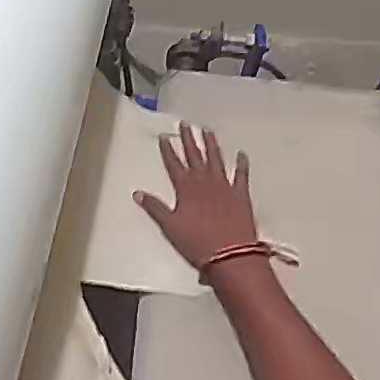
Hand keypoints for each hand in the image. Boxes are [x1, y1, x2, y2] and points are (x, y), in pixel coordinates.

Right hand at [134, 125, 257, 269]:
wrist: (230, 255)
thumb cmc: (196, 243)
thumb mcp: (169, 227)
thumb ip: (155, 208)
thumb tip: (138, 193)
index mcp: (185, 188)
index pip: (173, 164)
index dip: (168, 150)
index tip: (164, 136)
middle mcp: (204, 181)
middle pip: (194, 155)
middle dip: (188, 139)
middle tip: (185, 124)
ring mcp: (224, 185)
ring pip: (216, 159)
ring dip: (211, 144)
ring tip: (207, 130)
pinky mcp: (241, 194)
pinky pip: (241, 174)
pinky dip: (241, 163)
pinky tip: (241, 154)